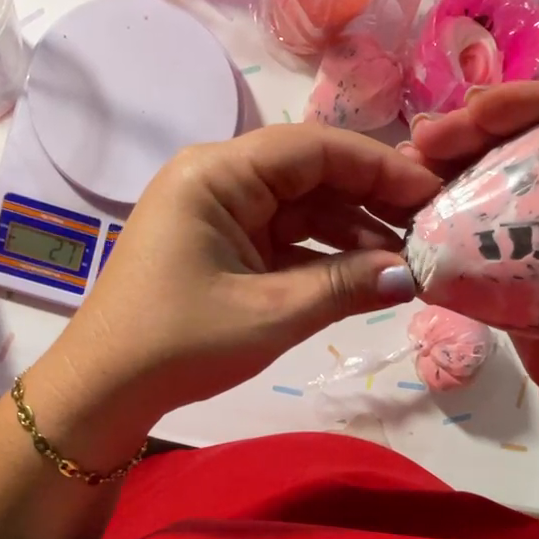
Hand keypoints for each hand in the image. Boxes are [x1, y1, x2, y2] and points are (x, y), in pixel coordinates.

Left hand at [26, 123, 440, 455]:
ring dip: (351, 233)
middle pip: (311, 174)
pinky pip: (283, 239)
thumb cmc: (179, 343)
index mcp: (217, 172)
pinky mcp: (221, 247)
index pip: (315, 148)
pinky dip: (321, 256)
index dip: (379, 168)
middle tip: (430, 228)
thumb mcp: (270, 314)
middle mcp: (217, 179)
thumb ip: (345, 286)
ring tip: (408, 260)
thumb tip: (413, 273)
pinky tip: (364, 275)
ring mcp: (218, 214)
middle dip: (370, 202)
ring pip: (301, 209)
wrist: (104, 389)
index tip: (433, 193)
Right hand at [407, 59, 538, 415]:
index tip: (475, 111)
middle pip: (532, 134)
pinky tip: (417, 205)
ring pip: (502, 171)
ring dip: (454, 163)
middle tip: (422, 140)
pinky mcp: (518, 257)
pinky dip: (450, 207)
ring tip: (409, 165)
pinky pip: (484, 218)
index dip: (530, 99)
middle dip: (477, 128)